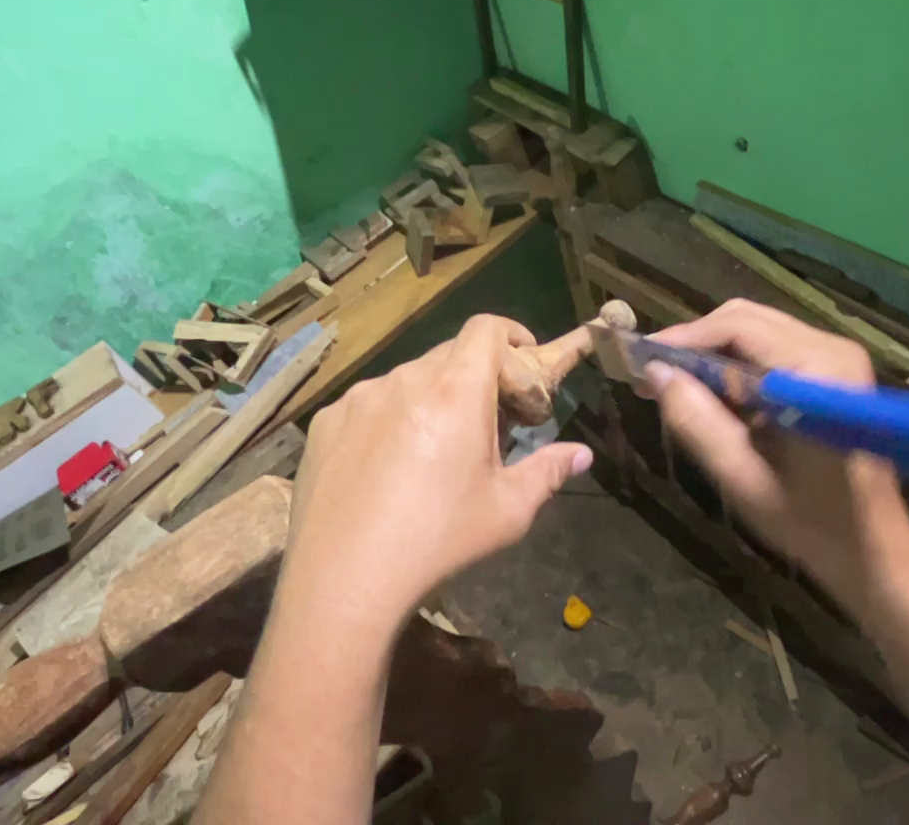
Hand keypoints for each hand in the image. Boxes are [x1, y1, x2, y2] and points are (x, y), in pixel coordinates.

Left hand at [281, 315, 593, 635]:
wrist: (342, 580)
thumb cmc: (437, 540)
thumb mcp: (507, 511)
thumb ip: (549, 472)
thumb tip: (582, 455)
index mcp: (455, 392)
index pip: (486, 328)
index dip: (510, 333)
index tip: (522, 359)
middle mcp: (405, 380)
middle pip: (448, 354)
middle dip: (474, 375)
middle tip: (485, 420)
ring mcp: (359, 398)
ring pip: (406, 379)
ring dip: (429, 397)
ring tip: (431, 450)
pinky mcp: (326, 421)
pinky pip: (368, 404)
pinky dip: (387, 418)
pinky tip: (383, 467)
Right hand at [647, 299, 908, 585]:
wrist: (873, 544)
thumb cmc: (811, 519)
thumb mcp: (741, 478)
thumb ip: (696, 421)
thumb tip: (654, 372)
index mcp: (817, 373)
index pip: (738, 327)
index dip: (683, 338)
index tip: (640, 357)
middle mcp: (832, 348)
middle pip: (745, 318)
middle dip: (694, 341)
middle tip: (652, 372)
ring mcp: (836, 354)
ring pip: (755, 327)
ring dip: (711, 350)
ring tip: (674, 381)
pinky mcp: (833, 366)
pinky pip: (770, 344)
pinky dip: (734, 360)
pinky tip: (712, 390)